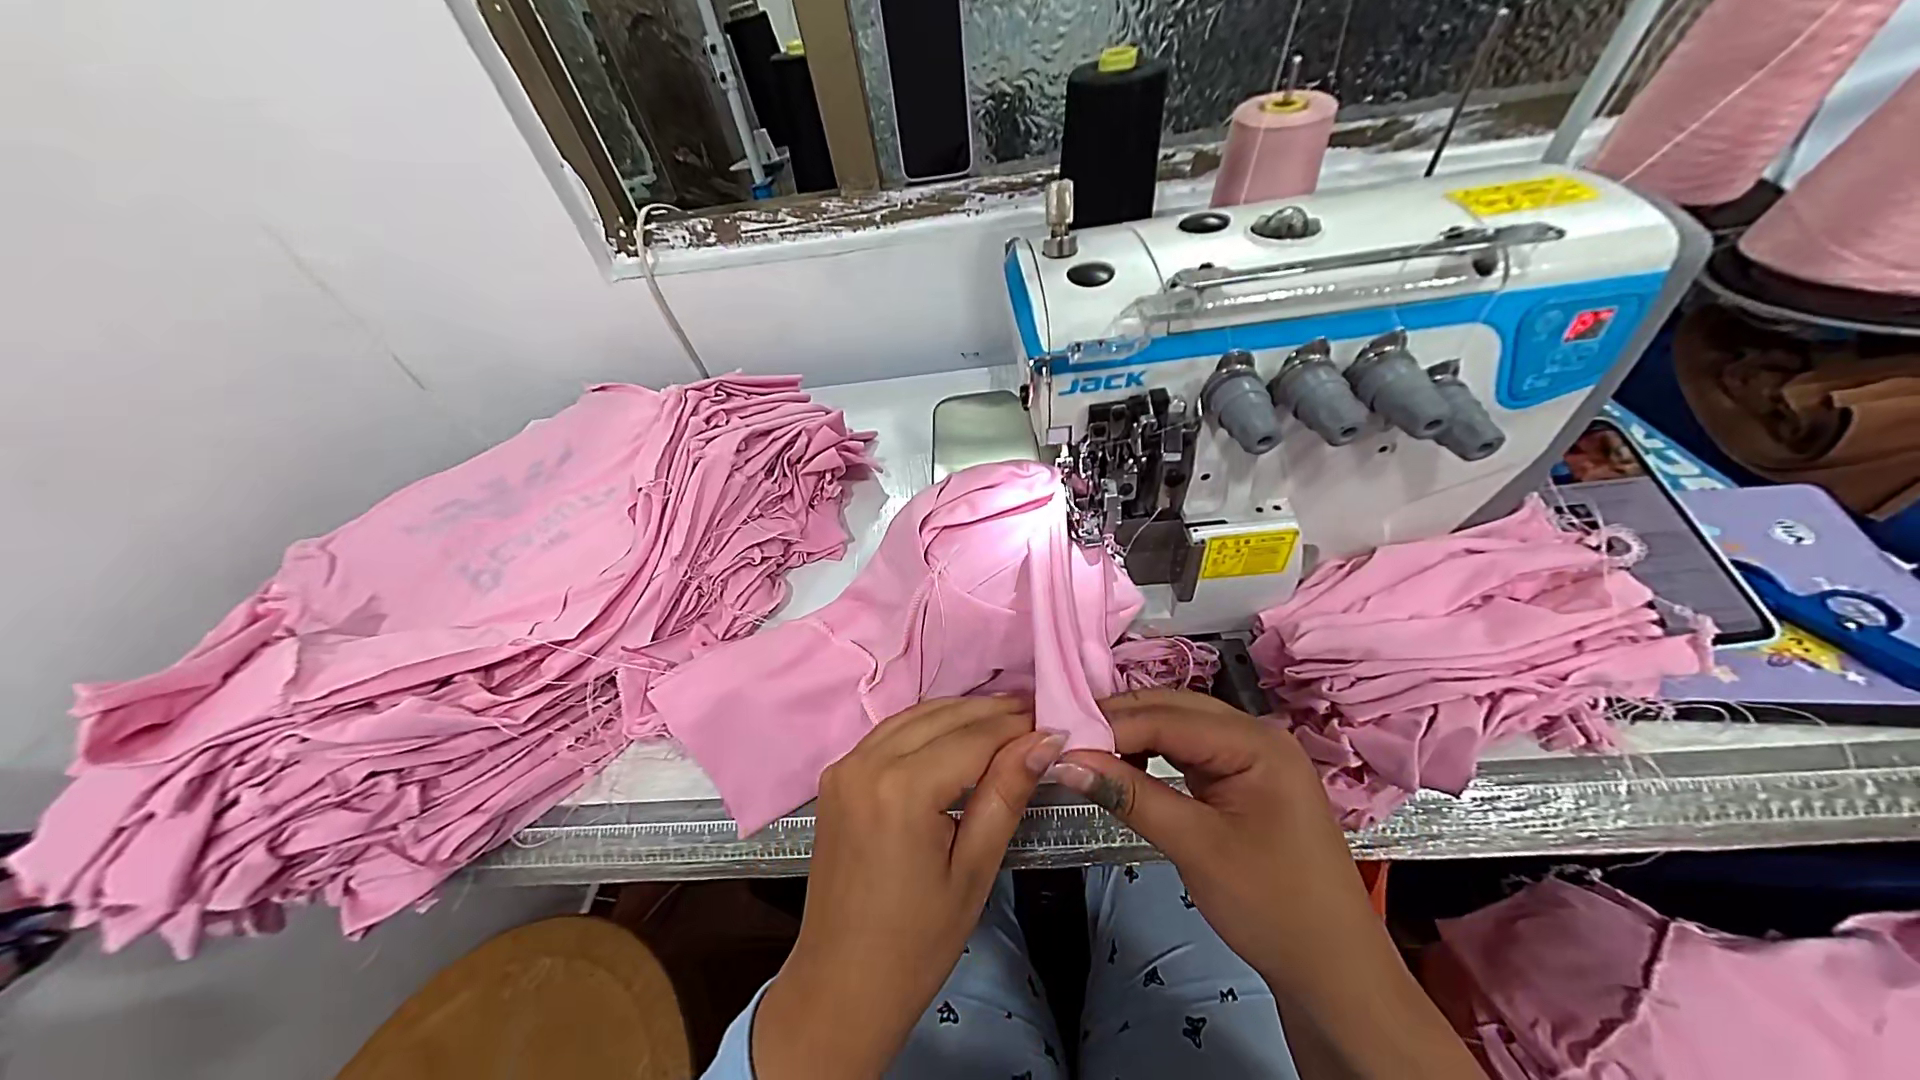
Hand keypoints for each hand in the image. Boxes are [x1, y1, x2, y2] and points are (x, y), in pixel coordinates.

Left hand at [752, 697, 1063, 1079]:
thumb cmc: (917, 942)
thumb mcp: (974, 869)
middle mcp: (866, 764)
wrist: (841, 985)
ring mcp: (844, 767)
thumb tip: (1045, 740)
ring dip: (960, 712)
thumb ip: (1007, 793)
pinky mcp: (836, 777)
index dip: (1016, 726)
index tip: (1053, 723)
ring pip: (914, 716)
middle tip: (1035, 716)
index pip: (973, 737)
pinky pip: (889, 732)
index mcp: (902, 790)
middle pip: (942, 716)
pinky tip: (955, 733)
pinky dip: (926, 725)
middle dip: (992, 712)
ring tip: (1005, 720)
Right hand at [1048, 689, 1480, 1079]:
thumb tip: (1068, 761)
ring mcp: (1250, 757)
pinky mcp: (1241, 779)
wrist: (1332, 969)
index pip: (1168, 716)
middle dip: (1119, 720)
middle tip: (1066, 735)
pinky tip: (1123, 761)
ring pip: (1178, 726)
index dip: (1111, 725)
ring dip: (1133, 733)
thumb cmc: (1273, 905)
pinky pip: (1188, 751)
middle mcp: (1255, 736)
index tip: (1061, 738)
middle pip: (1174, 709)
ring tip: (1087, 746)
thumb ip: (1131, 796)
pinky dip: (1151, 753)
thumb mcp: (1196, 847)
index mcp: (1257, 743)